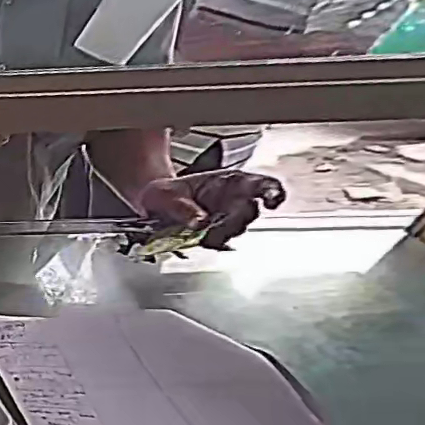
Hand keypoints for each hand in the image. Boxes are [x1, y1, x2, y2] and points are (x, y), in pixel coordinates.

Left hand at [135, 169, 285, 248]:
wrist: (151, 204)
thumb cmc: (164, 192)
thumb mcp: (166, 194)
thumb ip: (182, 207)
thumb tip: (200, 223)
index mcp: (230, 182)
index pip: (264, 185)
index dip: (273, 192)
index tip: (271, 201)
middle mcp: (234, 200)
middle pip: (249, 212)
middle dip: (235, 219)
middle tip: (214, 224)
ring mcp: (225, 218)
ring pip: (236, 228)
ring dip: (221, 232)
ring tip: (200, 231)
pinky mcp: (215, 234)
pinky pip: (220, 240)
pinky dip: (212, 242)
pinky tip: (201, 240)